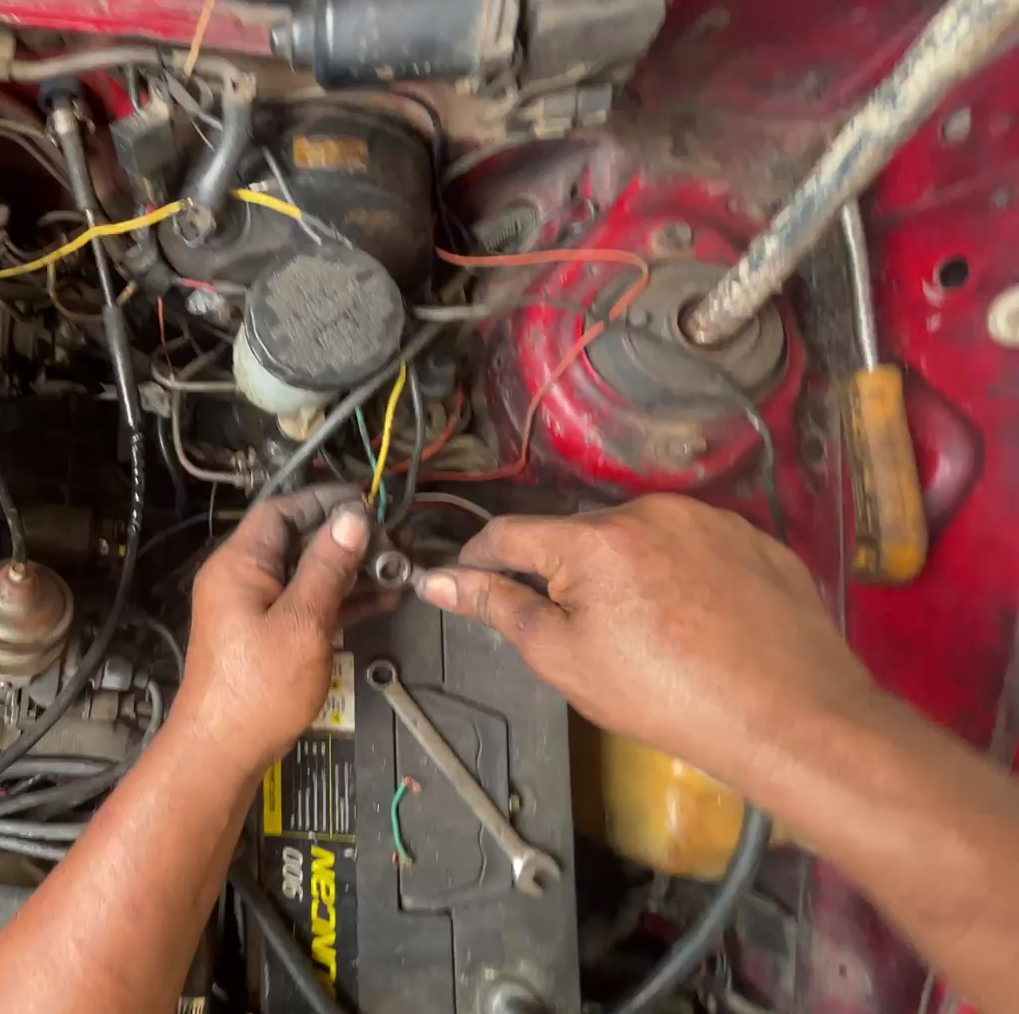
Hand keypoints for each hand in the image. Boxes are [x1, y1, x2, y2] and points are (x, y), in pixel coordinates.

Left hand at [177, 485, 371, 775]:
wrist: (224, 747)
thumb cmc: (259, 686)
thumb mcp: (302, 622)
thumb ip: (327, 568)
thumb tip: (352, 518)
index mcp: (238, 564)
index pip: (279, 511)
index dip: (322, 501)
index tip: (366, 501)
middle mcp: (241, 577)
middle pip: (294, 539)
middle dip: (342, 536)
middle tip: (391, 538)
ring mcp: (254, 605)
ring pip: (304, 572)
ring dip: (347, 568)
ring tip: (396, 566)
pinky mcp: (267, 631)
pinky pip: (305, 601)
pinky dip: (338, 598)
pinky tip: (382, 597)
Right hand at [415, 494, 878, 783]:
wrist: (800, 725)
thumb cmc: (661, 695)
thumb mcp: (559, 655)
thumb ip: (495, 605)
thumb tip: (435, 580)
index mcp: (591, 539)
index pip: (506, 533)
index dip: (478, 559)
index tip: (470, 585)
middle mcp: (646, 511)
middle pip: (570, 533)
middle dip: (556, 569)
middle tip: (571, 623)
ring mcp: (707, 520)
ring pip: (628, 534)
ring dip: (613, 564)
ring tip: (636, 620)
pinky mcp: (753, 537)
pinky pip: (684, 541)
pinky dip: (668, 566)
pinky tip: (686, 612)